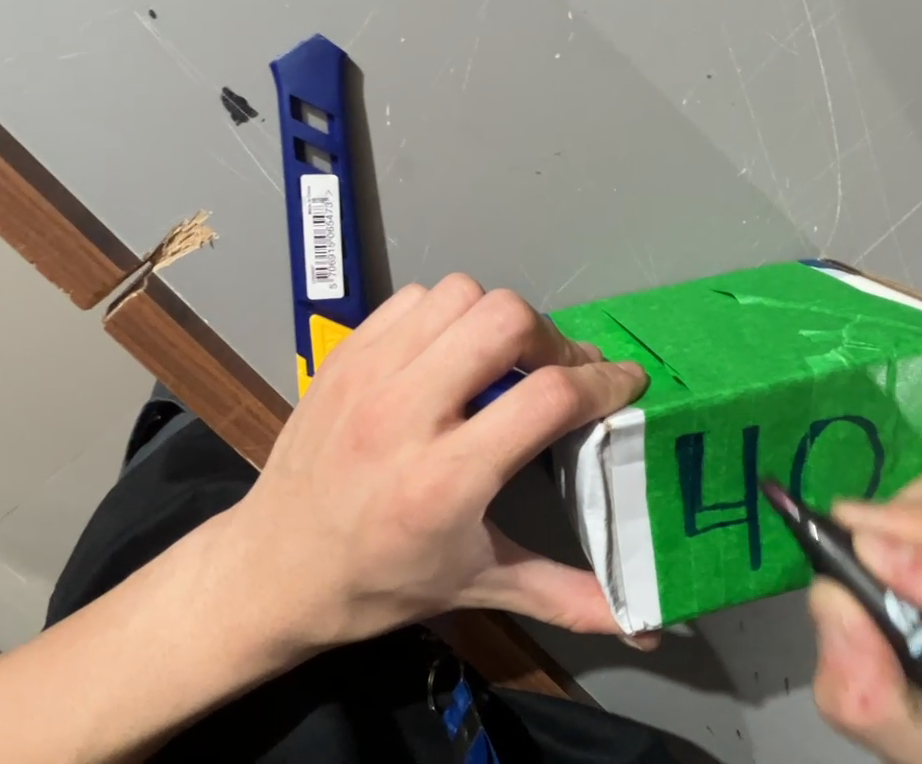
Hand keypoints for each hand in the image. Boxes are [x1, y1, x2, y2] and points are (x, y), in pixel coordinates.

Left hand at [230, 273, 648, 650]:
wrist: (272, 568)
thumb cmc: (379, 583)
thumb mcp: (478, 587)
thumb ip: (567, 595)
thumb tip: (648, 626)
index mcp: (446, 479)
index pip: (546, 398)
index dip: (603, 382)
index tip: (624, 382)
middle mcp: (406, 414)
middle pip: (503, 320)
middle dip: (549, 338)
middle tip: (557, 371)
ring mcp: (369, 375)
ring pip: (459, 296)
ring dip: (496, 319)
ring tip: (504, 359)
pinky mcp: (345, 355)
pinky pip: (413, 299)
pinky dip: (446, 314)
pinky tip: (450, 352)